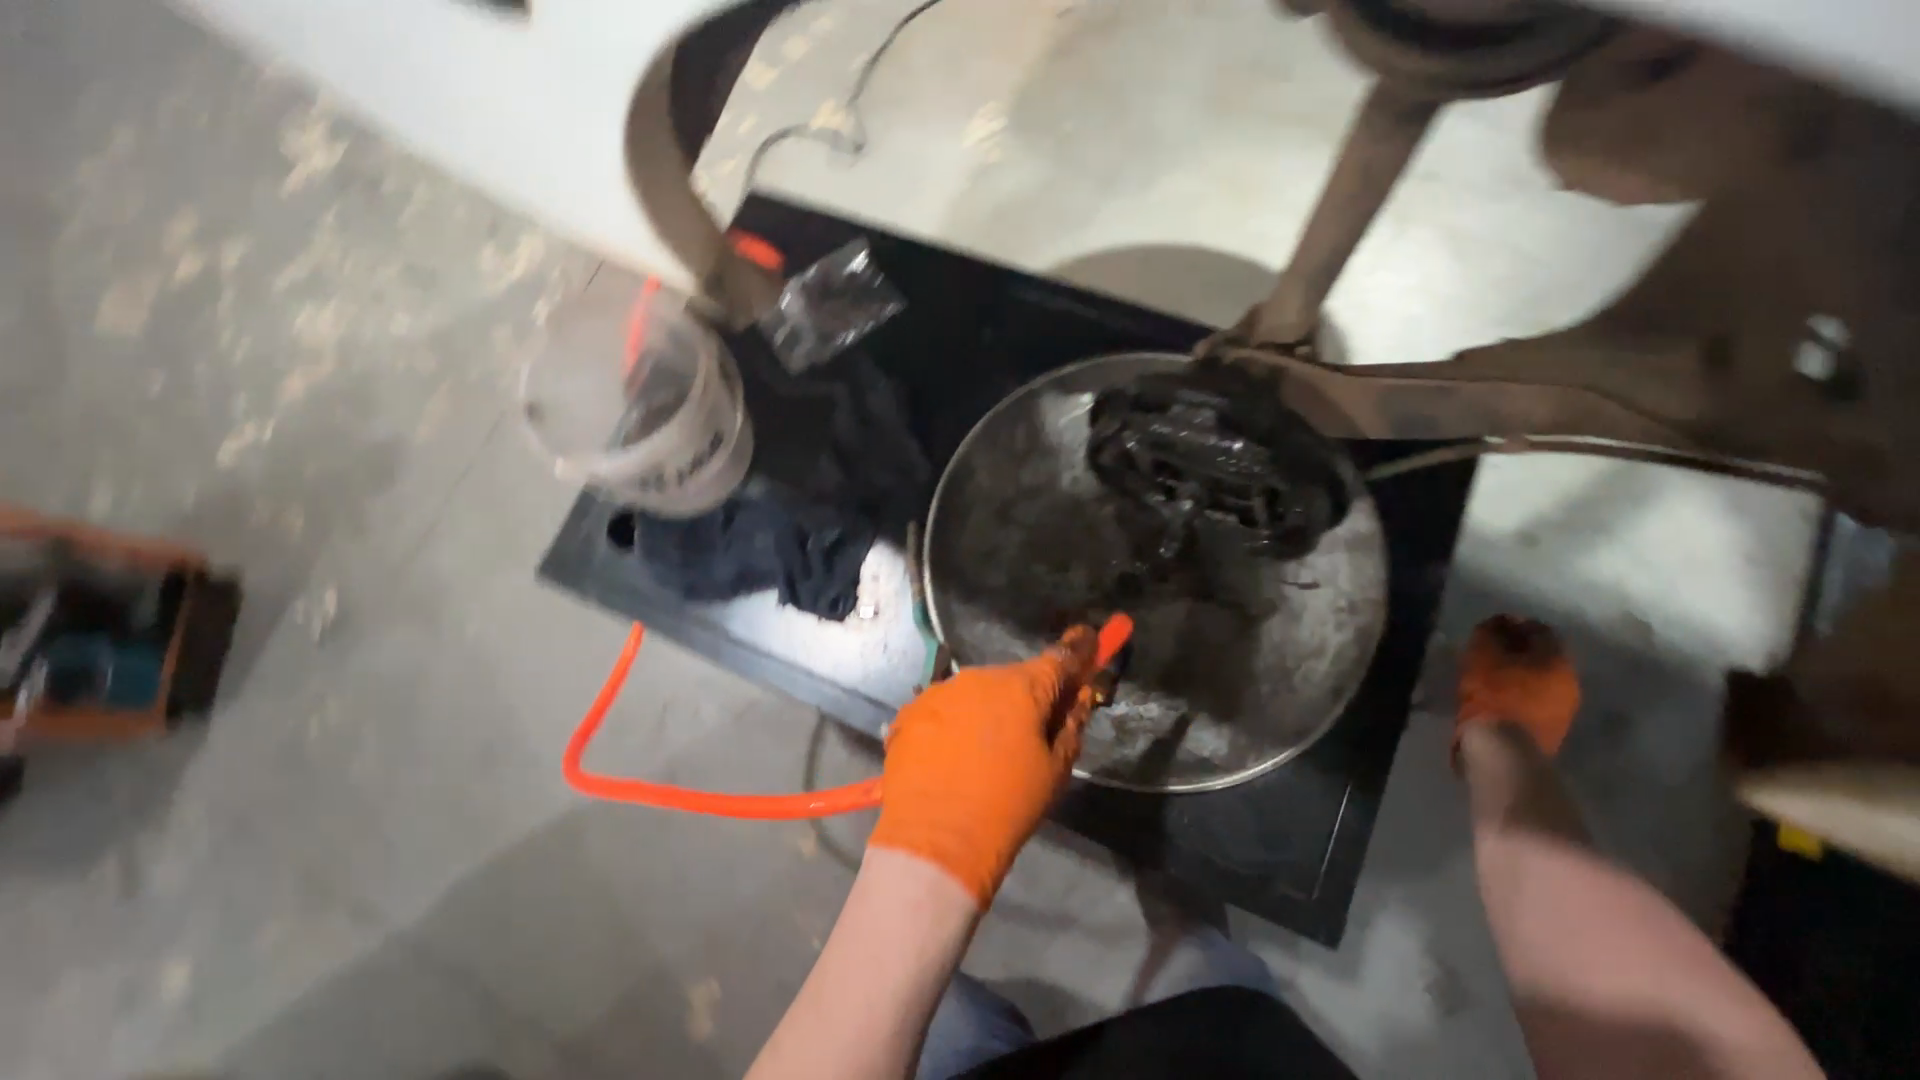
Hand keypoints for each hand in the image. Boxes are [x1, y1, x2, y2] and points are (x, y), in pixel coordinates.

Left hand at [867, 627, 1101, 906]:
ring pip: (974, 694)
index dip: (1079, 651)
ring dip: (986, 711)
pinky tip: (951, 759)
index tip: (1089, 640)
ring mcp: (939, 693)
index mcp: (1021, 688)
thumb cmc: (1008, 807)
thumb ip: (1071, 726)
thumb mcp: (1055, 771)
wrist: (936, 841)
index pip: (1060, 658)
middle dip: (1025, 697)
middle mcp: (978, 678)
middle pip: (1013, 679)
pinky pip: (942, 711)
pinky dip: (952, 725)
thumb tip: (1078, 697)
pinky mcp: (908, 714)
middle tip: (1030, 733)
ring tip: (984, 754)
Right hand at [1457, 614, 1580, 756]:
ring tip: (1487, 676)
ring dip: (1517, 674)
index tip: (1489, 627)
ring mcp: (1565, 709)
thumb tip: (1495, 624)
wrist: (1504, 754)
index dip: (1513, 624)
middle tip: (1487, 651)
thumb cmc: (1493, 698)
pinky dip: (1518, 695)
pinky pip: (1535, 702)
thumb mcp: (1481, 656)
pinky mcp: (1553, 730)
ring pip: (1540, 681)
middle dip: (1516, 651)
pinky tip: (1495, 698)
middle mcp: (1570, 681)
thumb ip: (1489, 634)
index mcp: (1558, 659)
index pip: (1540, 630)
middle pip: (1542, 656)